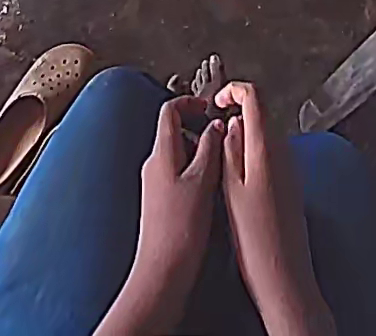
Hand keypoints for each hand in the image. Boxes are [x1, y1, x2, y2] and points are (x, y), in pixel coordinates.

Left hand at [96, 96, 221, 335]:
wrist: (162, 273)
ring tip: (219, 168)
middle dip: (199, 131)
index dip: (189, 102)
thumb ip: (210, 149)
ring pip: (179, 153)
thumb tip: (215, 126)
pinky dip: (195, 173)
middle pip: (175, 130)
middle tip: (221, 140)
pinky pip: (178, 173)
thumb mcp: (202, 182)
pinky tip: (210, 191)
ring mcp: (155, 182)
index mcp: (161, 153)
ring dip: (199, 153)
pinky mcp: (160, 200)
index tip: (208, 107)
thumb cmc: (180, 230)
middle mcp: (154, 163)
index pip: (169, 110)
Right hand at [215, 82, 335, 335]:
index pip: (254, 96)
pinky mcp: (290, 182)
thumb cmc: (255, 239)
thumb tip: (230, 124)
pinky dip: (251, 148)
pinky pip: (269, 149)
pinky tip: (236, 172)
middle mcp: (282, 151)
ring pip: (264, 130)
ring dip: (242, 130)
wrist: (285, 279)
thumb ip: (229, 149)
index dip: (233, 90)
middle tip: (212, 126)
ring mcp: (289, 167)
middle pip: (261, 110)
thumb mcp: (230, 188)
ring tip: (220, 151)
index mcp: (265, 147)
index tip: (215, 102)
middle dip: (235, 109)